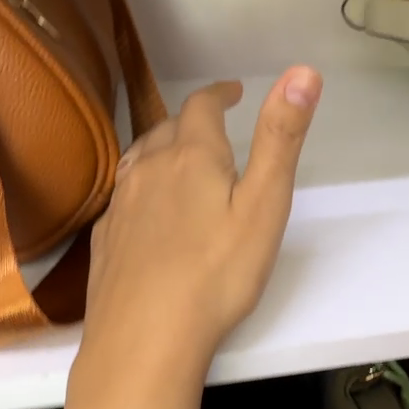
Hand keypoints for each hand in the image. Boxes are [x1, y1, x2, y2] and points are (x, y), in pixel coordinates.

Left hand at [83, 67, 321, 369]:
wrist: (144, 338)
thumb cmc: (216, 272)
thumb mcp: (264, 204)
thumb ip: (281, 137)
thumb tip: (303, 70)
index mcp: (192, 155)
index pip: (203, 105)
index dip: (220, 93)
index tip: (234, 92)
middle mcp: (150, 168)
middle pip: (169, 128)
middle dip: (195, 121)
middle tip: (217, 128)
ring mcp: (121, 204)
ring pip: (141, 158)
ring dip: (164, 147)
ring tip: (182, 157)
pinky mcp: (105, 238)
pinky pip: (125, 194)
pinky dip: (143, 184)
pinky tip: (149, 209)